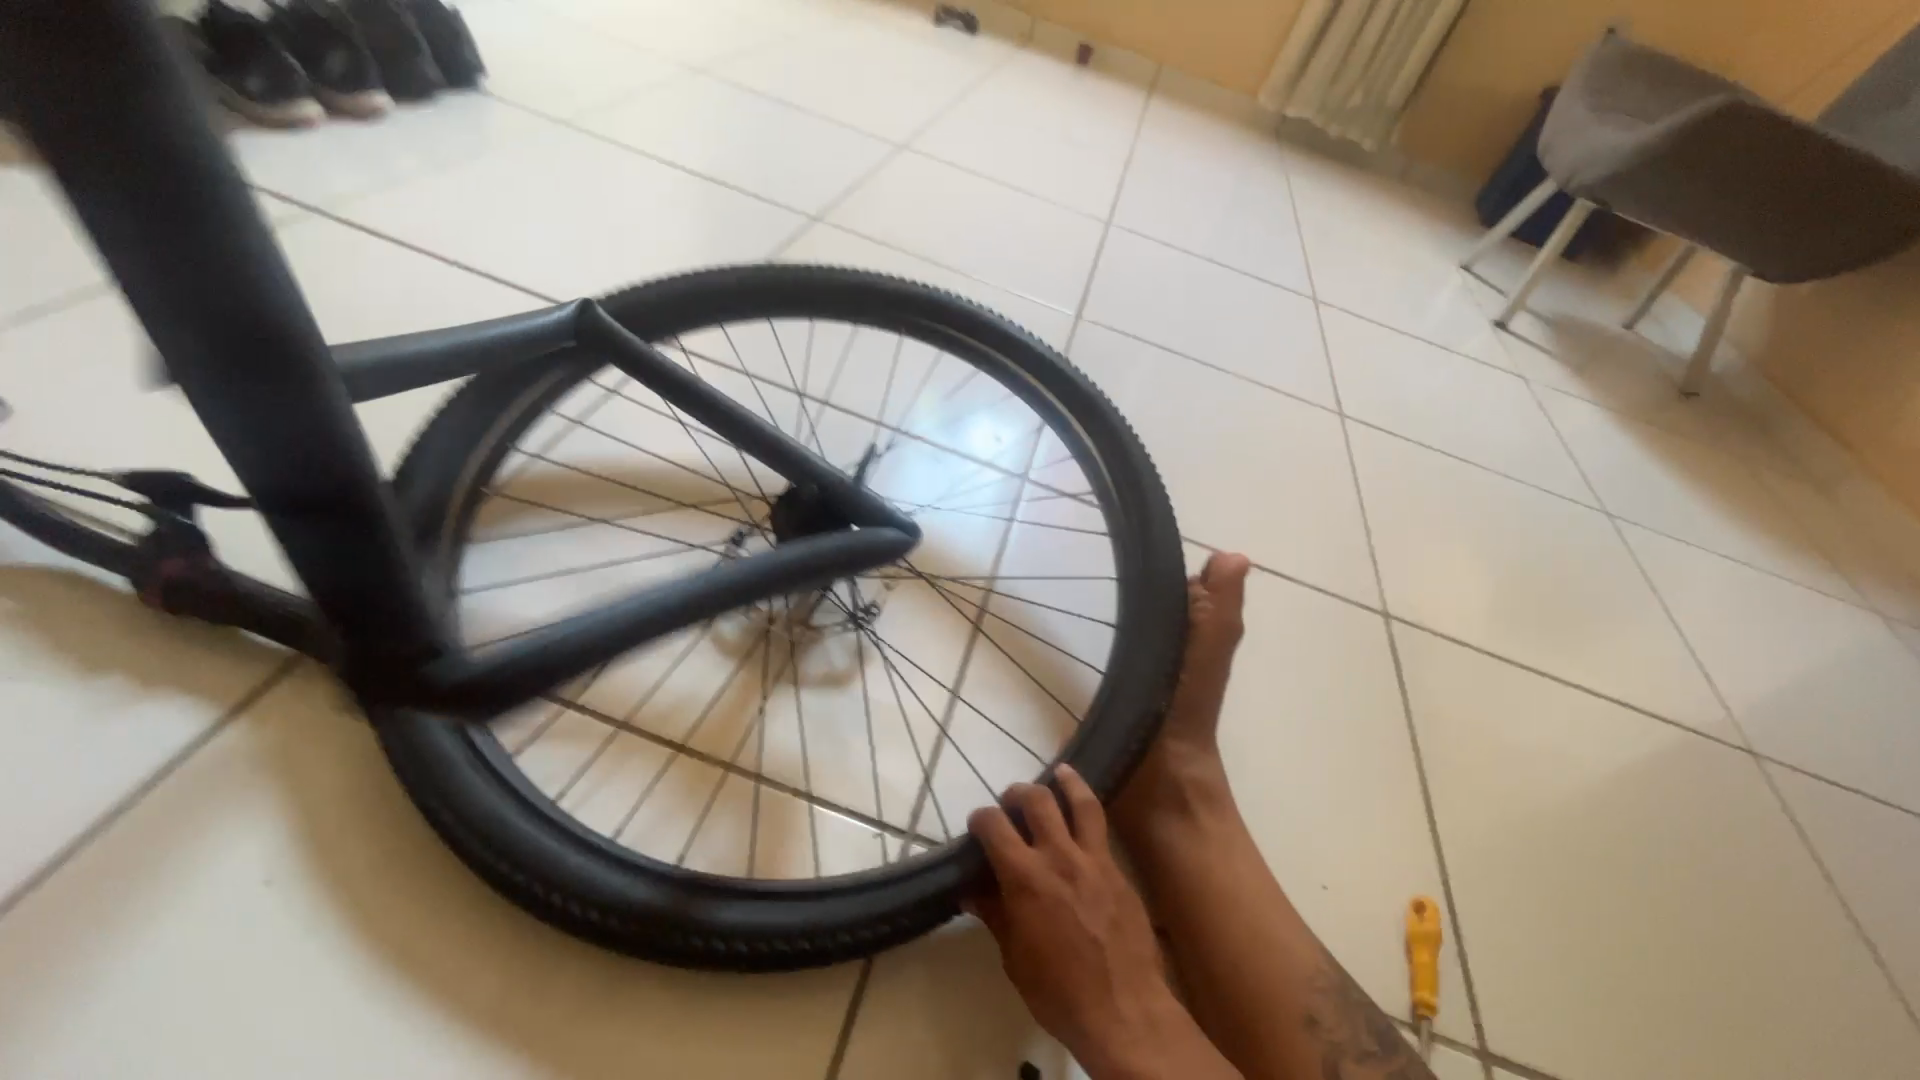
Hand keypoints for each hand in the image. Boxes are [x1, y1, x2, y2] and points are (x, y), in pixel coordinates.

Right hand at [967, 766, 1198, 1077]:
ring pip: (1080, 801)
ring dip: (1065, 782)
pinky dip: (1088, 814)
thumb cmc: (1058, 993)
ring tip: (1058, 773)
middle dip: (1018, 793)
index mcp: (1025, 878)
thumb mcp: (1014, 958)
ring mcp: (1095, 860)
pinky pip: (1102, 829)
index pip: (994, 825)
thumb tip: (970, 890)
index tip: (978, 826)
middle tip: (1012, 802)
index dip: (980, 819)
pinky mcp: (1119, 871)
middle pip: (1037, 799)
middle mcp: (1059, 857)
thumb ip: (995, 914)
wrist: (1124, 1011)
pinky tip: (1084, 818)